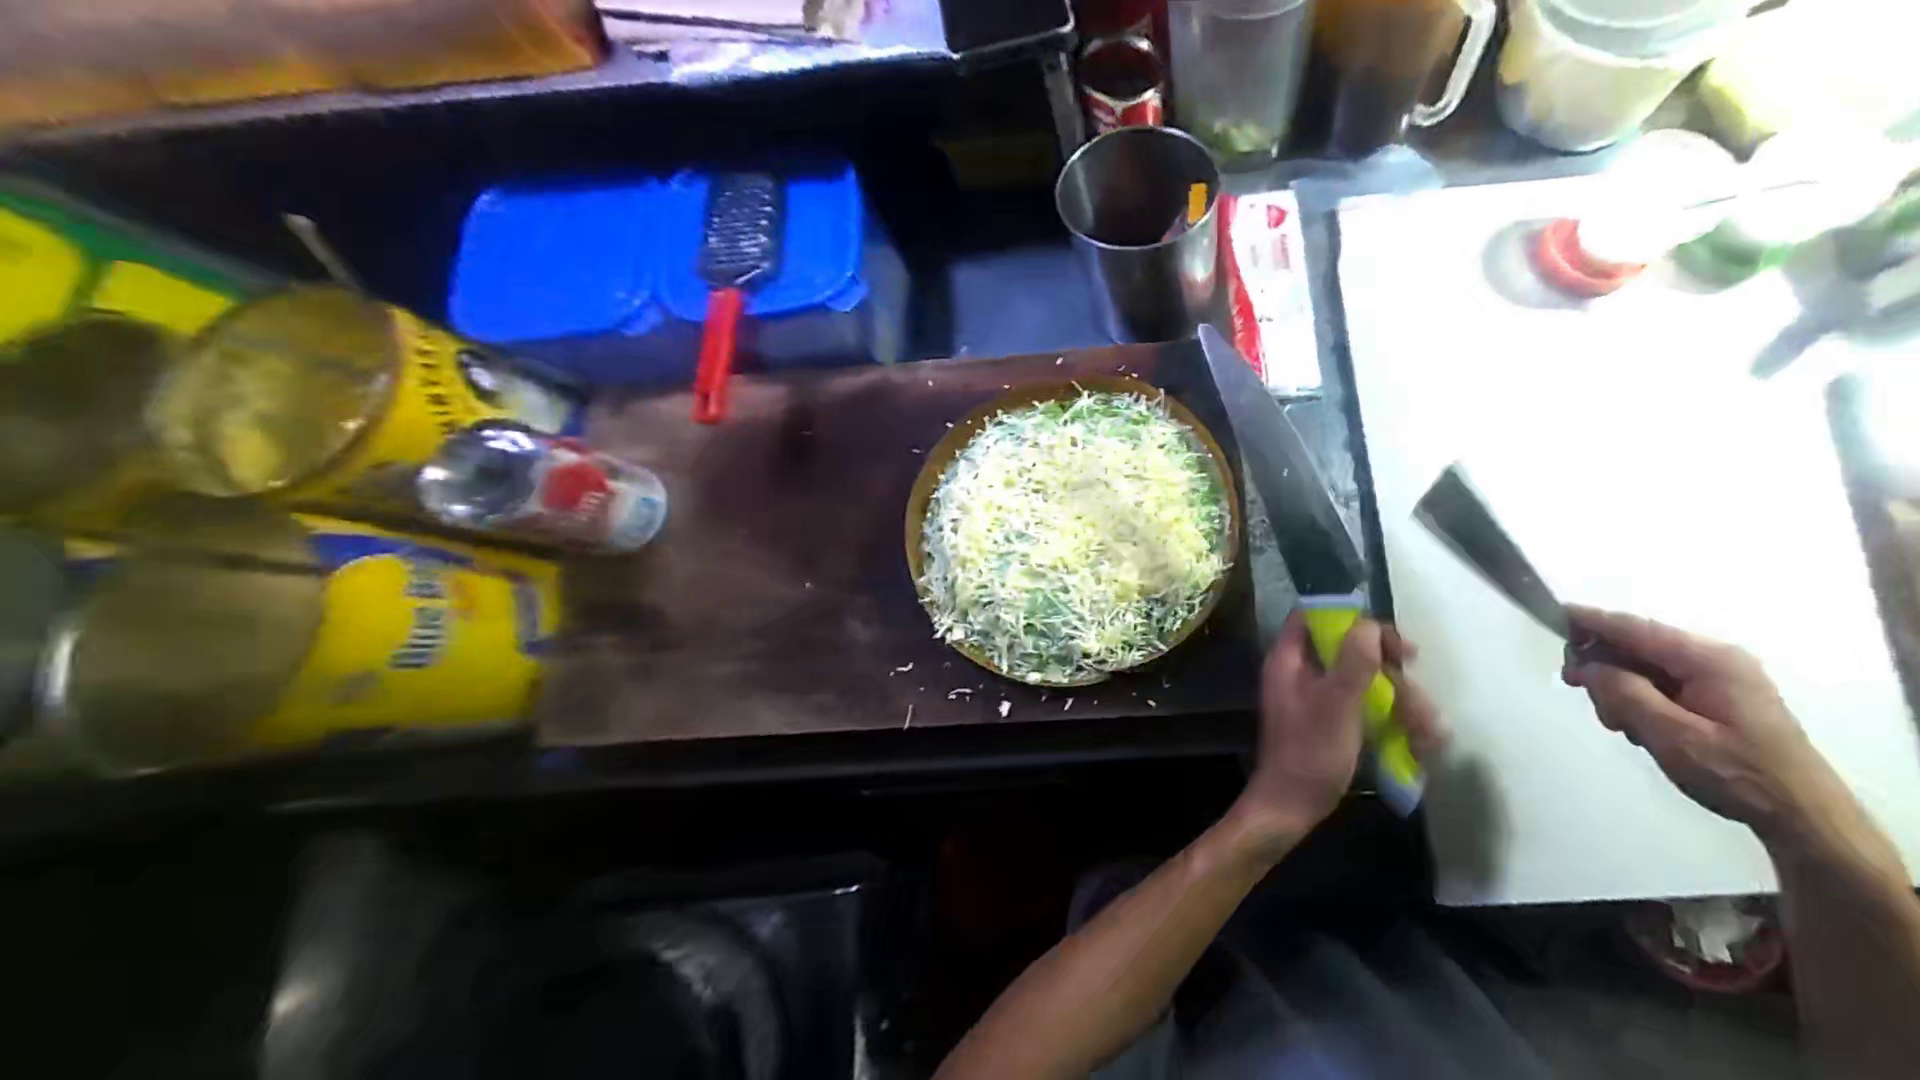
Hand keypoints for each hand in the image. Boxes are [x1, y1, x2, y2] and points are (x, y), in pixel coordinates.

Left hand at [1227, 613, 1445, 861]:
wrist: (1293, 805)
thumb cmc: (1310, 751)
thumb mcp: (1336, 702)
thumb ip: (1353, 660)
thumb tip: (1368, 624)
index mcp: (1290, 660)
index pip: (1315, 618)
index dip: (1352, 620)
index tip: (1391, 642)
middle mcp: (1301, 673)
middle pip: (1351, 651)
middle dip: (1391, 674)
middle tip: (1415, 697)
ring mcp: (1318, 699)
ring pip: (1368, 683)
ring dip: (1402, 703)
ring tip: (1427, 731)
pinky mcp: (1334, 723)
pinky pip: (1368, 708)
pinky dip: (1394, 720)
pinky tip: (1421, 742)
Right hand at [1563, 606, 1853, 848]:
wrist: (1803, 816)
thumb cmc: (1737, 774)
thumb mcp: (1671, 734)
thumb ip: (1623, 692)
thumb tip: (1588, 665)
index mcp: (1708, 660)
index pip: (1634, 628)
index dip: (1588, 620)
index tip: (1549, 615)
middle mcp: (1715, 659)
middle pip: (1635, 644)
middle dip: (1600, 663)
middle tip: (1574, 687)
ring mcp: (1719, 677)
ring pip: (1642, 665)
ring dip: (1617, 686)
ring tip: (1619, 722)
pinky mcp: (1717, 696)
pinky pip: (1659, 681)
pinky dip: (1636, 696)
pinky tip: (1637, 724)